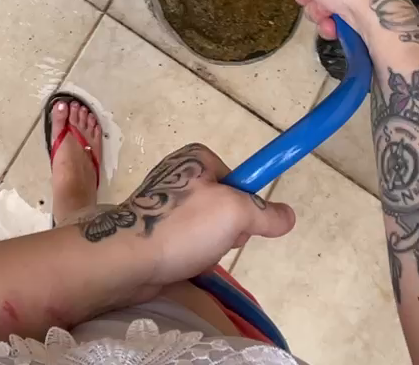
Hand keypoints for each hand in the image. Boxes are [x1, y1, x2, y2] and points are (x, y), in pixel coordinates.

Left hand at [81, 144, 294, 289]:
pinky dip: (193, 254)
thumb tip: (289, 215)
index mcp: (197, 157)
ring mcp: (167, 200)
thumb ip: (265, 213)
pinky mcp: (156, 225)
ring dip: (211, 247)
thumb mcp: (235, 214)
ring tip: (196, 254)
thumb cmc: (182, 227)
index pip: (239, 180)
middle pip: (226, 205)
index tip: (235, 223)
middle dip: (227, 230)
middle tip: (215, 241)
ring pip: (210, 227)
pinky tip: (185, 262)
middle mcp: (181, 172)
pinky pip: (190, 240)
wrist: (130, 258)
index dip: (244, 205)